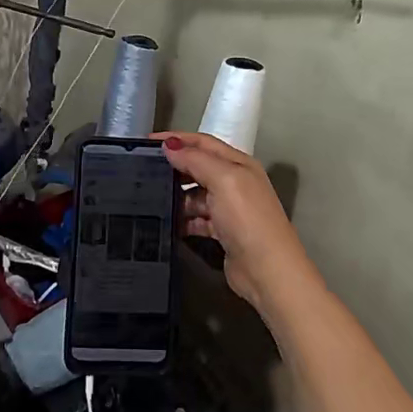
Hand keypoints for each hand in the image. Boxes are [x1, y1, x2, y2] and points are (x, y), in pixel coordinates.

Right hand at [154, 131, 319, 312]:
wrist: (267, 272)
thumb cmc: (248, 220)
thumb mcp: (223, 180)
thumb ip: (195, 160)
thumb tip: (169, 146)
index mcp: (239, 165)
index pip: (203, 142)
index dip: (176, 139)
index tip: (147, 142)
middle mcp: (235, 183)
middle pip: (198, 166)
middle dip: (174, 165)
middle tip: (145, 168)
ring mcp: (229, 208)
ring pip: (194, 193)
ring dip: (176, 194)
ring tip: (152, 197)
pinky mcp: (222, 231)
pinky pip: (196, 218)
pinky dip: (183, 218)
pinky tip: (168, 221)